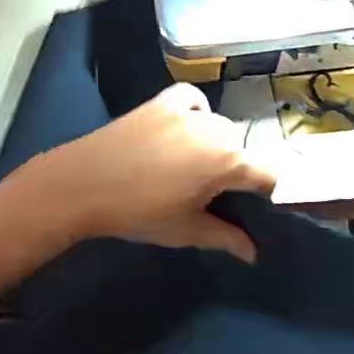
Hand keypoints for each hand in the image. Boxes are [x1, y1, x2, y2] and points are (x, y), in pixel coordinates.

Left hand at [8, 83, 276, 261]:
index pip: (269, 174)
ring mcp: (187, 112)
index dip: (271, 192)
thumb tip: (253, 252)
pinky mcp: (161, 102)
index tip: (263, 207)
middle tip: (216, 196)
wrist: (81, 184)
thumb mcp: (186, 231)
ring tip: (193, 168)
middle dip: (237, 171)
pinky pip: (192, 100)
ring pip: (219, 126)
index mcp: (227, 162)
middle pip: (241, 149)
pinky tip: (186, 128)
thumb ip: (226, 237)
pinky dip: (195, 111)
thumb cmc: (137, 213)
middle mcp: (215, 130)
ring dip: (216, 144)